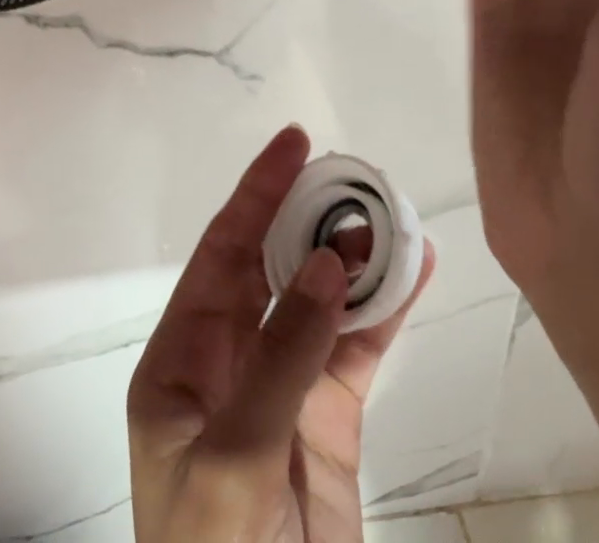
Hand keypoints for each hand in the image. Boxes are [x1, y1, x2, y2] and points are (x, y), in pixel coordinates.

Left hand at [126, 125, 434, 542]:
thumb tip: (326, 262)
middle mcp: (229, 361)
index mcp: (182, 362)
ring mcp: (283, 386)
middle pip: (273, 269)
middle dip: (311, 219)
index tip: (293, 145)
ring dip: (357, 260)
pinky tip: (416, 271)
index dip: (254, 195)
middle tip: (360, 178)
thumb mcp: (233, 454)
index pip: (219, 257)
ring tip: (397, 216)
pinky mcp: (328, 417)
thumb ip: (281, 356)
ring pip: (321, 303)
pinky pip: (359, 348)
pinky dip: (386, 309)